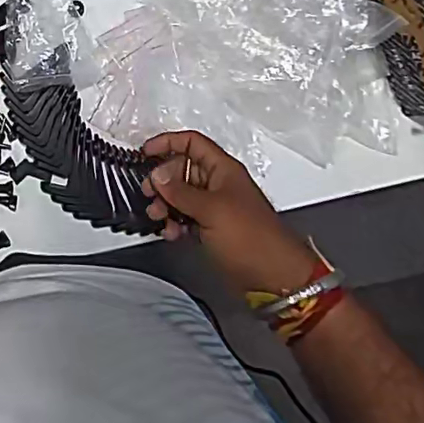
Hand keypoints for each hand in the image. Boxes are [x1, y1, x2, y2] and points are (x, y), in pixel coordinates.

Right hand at [141, 131, 320, 293]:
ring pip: (182, 194)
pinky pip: (187, 216)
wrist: (278, 280)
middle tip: (148, 193)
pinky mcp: (213, 229)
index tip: (145, 153)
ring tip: (156, 216)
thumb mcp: (211, 210)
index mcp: (222, 169)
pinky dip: (175, 221)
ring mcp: (216, 207)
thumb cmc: (249, 237)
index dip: (167, 143)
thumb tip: (156, 175)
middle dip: (163, 179)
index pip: (191, 143)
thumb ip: (180, 191)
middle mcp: (218, 183)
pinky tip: (170, 232)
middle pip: (182, 169)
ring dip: (166, 203)